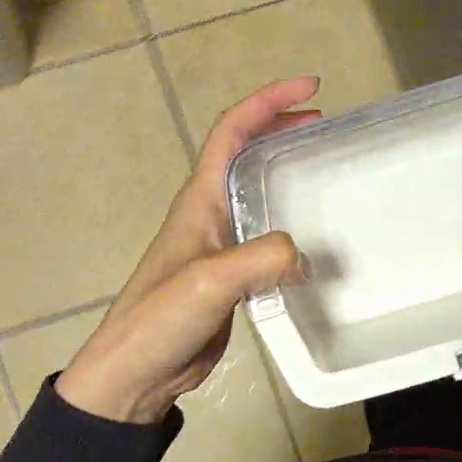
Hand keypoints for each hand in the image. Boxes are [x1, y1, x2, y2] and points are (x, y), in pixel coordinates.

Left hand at [55, 79, 319, 423]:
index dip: (268, 102)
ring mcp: (219, 247)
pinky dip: (291, 227)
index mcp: (199, 200)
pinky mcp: (231, 280)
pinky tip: (313, 245)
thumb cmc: (162, 318)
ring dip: (286, 174)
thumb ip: (263, 258)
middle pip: (245, 153)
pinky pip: (265, 240)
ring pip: (256, 195)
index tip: (311, 89)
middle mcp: (209, 214)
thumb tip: (304, 258)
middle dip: (280, 128)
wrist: (137, 372)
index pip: (231, 132)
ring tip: (324, 174)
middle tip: (323, 123)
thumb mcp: (212, 280)